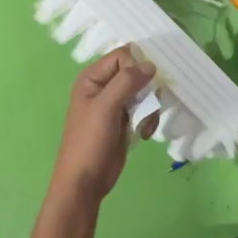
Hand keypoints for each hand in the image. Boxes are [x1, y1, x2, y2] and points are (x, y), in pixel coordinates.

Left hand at [50, 47, 155, 203]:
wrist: (86, 182)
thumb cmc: (89, 141)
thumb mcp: (105, 108)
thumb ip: (126, 82)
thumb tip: (151, 65)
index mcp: (92, 78)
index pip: (122, 56)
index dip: (135, 66)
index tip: (142, 85)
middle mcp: (104, 86)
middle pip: (135, 72)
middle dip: (146, 89)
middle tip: (149, 105)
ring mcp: (115, 104)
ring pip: (144, 91)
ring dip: (150, 107)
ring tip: (146, 125)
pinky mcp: (125, 120)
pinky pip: (145, 108)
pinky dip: (149, 119)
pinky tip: (145, 134)